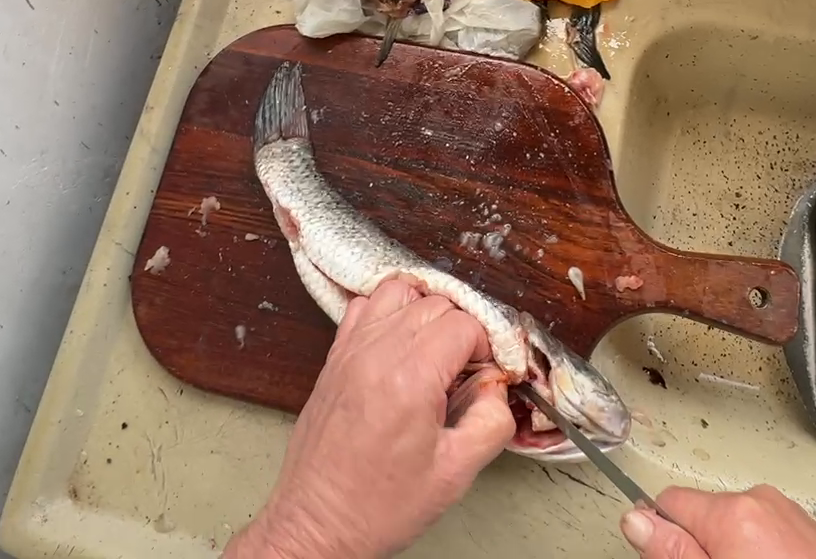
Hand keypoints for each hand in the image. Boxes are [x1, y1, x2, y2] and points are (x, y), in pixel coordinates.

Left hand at [225, 278, 515, 558]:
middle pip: (436, 303)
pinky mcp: (335, 355)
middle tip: (464, 368)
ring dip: (425, 309)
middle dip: (461, 329)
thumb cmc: (379, 505)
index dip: (485, 345)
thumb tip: (497, 386)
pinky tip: (399, 340)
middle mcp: (378, 352)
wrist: (317, 523)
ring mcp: (352, 348)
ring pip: (401, 291)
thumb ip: (491, 421)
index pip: (464, 324)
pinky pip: (365, 305)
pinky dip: (387, 310)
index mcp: (411, 378)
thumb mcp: (455, 474)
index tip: (485, 373)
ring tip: (434, 346)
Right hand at [621, 486, 815, 558]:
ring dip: (738, 554)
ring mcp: (797, 517)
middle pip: (707, 515)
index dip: (666, 538)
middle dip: (705, 549)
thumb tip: (635, 517)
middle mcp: (763, 501)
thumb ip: (674, 552)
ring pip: (744, 529)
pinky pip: (777, 539)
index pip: (670, 502)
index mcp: (732, 511)